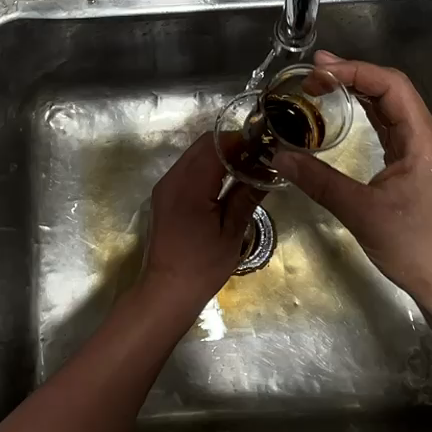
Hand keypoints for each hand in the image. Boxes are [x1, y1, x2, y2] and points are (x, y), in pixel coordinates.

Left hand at [138, 135, 262, 310]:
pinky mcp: (164, 194)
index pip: (215, 147)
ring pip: (194, 154)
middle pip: (203, 145)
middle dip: (232, 144)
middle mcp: (172, 179)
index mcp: (189, 188)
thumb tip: (268, 171)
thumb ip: (246, 197)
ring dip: (219, 154)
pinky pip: (187, 168)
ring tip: (247, 166)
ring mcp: (165, 186)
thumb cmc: (201, 267)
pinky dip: (207, 166)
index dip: (241, 141)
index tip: (264, 147)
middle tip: (259, 156)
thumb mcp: (231, 234)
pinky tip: (226, 179)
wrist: (166, 290)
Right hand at [274, 50, 431, 307]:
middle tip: (312, 74)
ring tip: (321, 85)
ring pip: (391, 107)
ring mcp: (424, 152)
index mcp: (423, 140)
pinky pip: (390, 127)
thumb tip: (279, 156)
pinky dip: (366, 114)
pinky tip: (343, 114)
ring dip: (359, 92)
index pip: (391, 86)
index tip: (318, 71)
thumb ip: (319, 181)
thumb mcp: (361, 212)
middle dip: (353, 76)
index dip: (354, 71)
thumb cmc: (415, 247)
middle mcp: (427, 138)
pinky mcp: (416, 166)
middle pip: (392, 90)